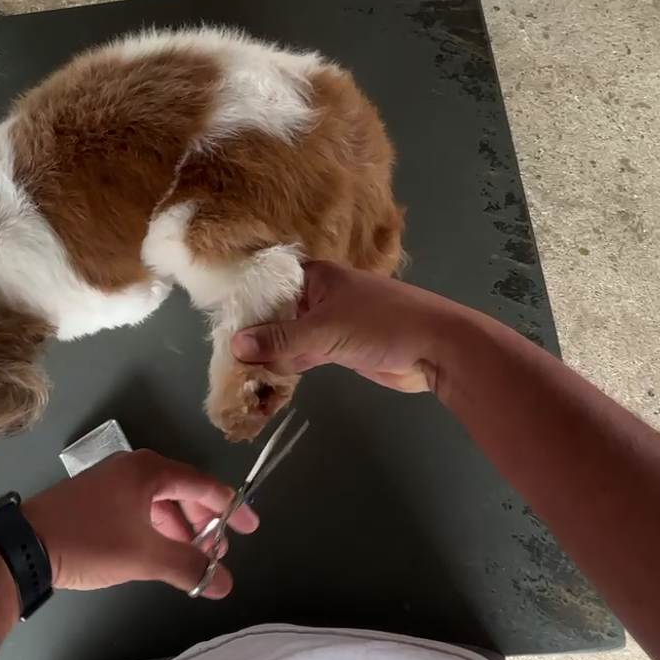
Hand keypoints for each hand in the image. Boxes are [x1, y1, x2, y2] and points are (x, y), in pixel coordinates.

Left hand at [21, 449, 258, 599]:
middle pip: (183, 491)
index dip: (231, 507)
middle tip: (219, 553)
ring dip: (182, 530)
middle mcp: (134, 467)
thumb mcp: (144, 556)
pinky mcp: (99, 497)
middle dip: (205, 523)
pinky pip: (143, 508)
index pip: (203, 484)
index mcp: (149, 469)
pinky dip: (159, 529)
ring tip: (194, 559)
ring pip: (161, 502)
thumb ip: (188, 567)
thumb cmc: (90, 541)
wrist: (26, 545)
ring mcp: (114, 480)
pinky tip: (163, 553)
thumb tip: (225, 582)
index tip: (252, 527)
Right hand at [231, 260, 462, 391]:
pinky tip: (267, 383)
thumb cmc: (382, 324)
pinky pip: (304, 356)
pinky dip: (288, 368)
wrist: (438, 349)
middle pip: (276, 315)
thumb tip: (235, 346)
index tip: (221, 330)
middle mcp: (319, 296)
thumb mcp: (325, 329)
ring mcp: (330, 324)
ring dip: (270, 356)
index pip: (268, 287)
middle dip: (254, 336)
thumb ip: (280, 339)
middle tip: (226, 360)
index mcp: (316, 277)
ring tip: (240, 376)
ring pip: (290, 338)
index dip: (245, 307)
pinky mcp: (339, 349)